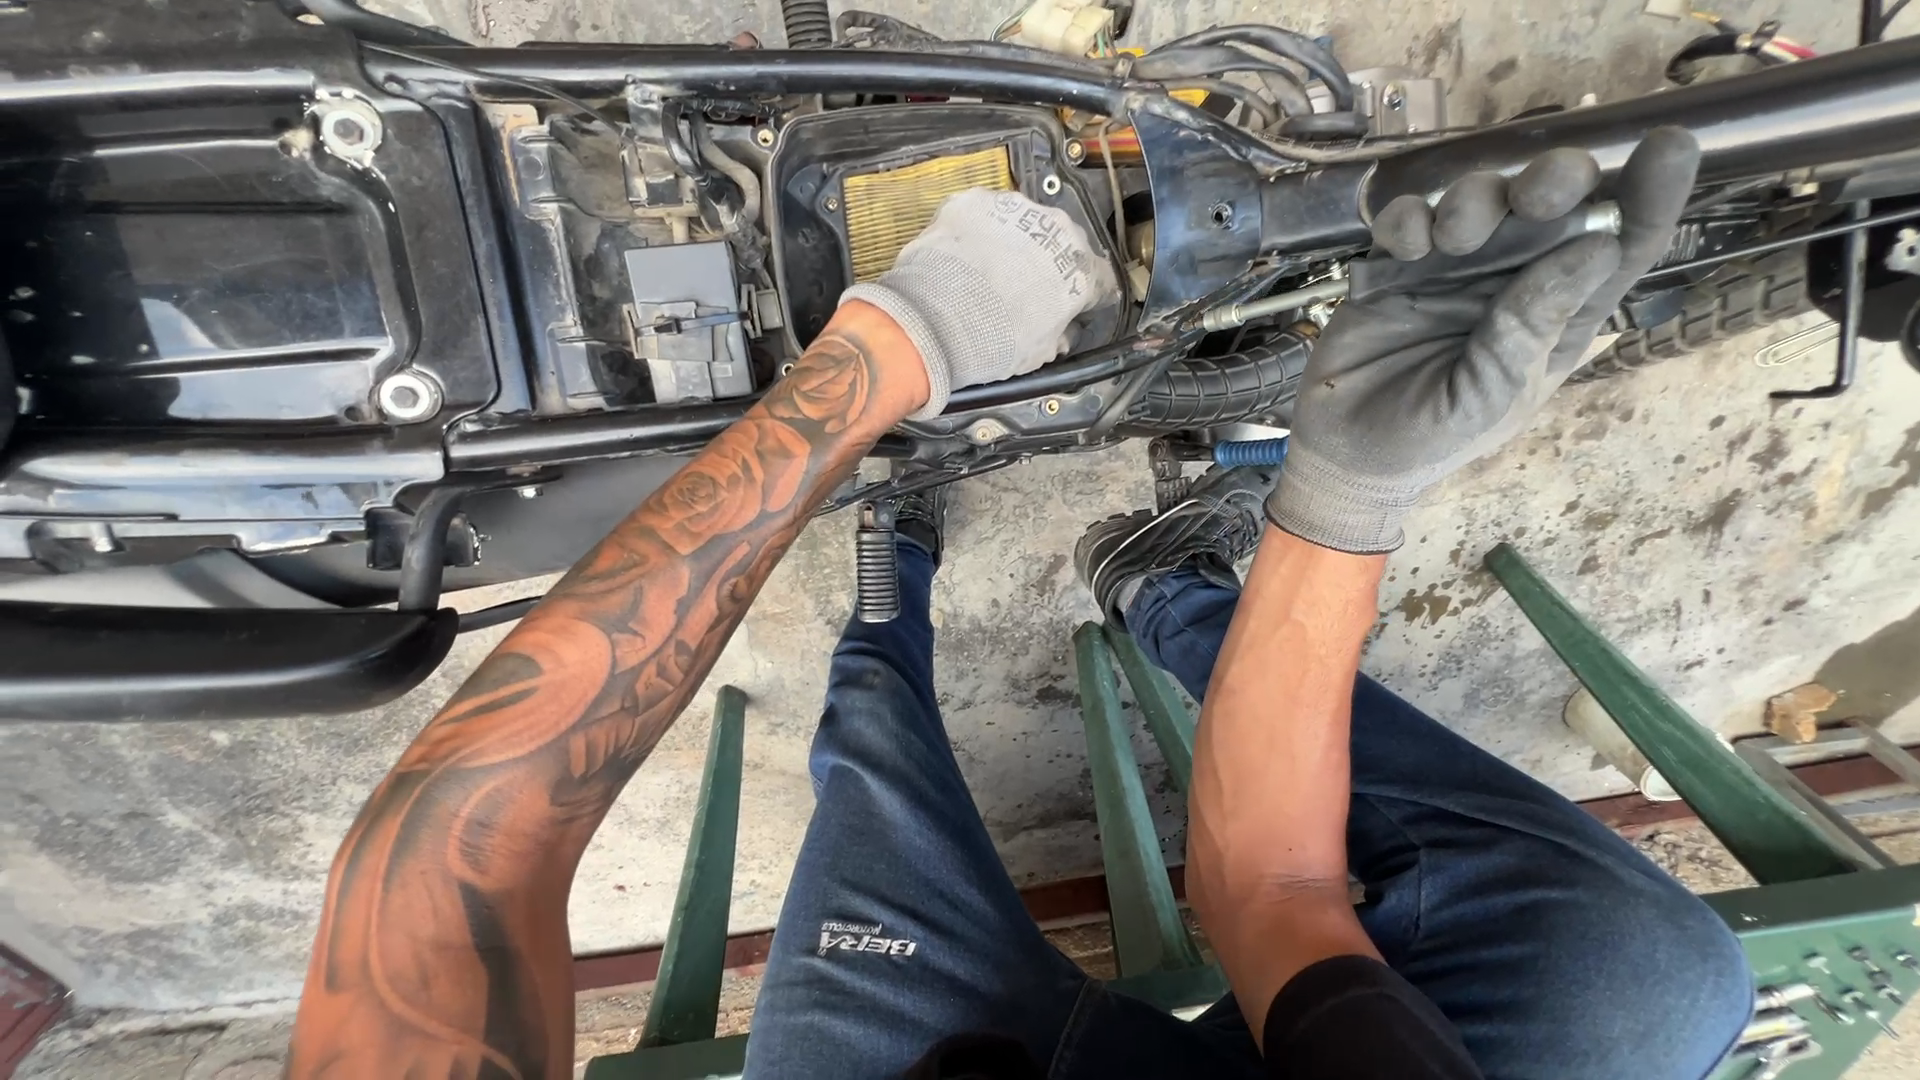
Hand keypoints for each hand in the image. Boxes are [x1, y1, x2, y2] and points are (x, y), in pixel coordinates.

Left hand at [841, 188, 1119, 418]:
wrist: (935, 323)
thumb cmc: (991, 342)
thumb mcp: (1038, 354)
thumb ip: (1057, 336)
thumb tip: (1059, 336)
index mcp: (1081, 273)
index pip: (1099, 279)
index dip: (1087, 294)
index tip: (1075, 303)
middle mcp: (1057, 232)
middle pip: (1063, 243)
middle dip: (1048, 263)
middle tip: (1024, 289)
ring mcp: (1015, 211)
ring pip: (1024, 223)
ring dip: (1013, 241)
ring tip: (988, 271)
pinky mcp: (975, 201)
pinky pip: (983, 213)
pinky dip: (976, 230)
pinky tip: (963, 255)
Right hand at [1264, 127, 1700, 553]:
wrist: (1346, 457)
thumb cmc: (1429, 440)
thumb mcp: (1491, 397)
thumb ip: (1530, 327)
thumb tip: (1597, 246)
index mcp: (1554, 316)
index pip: (1616, 248)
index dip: (1648, 196)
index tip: (1667, 146)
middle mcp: (1509, 283)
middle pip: (1551, 207)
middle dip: (1553, 182)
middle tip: (1538, 193)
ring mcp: (1447, 273)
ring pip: (1478, 202)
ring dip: (1474, 201)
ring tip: (1451, 239)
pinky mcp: (1390, 273)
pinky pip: (1406, 224)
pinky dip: (1408, 219)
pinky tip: (1407, 247)